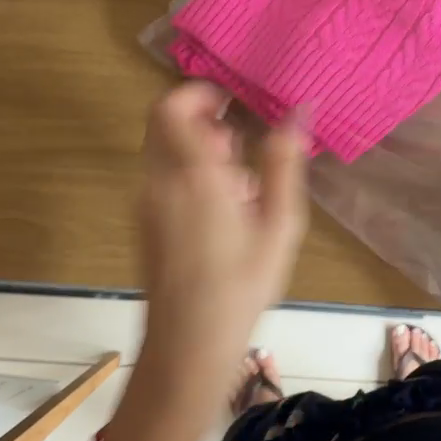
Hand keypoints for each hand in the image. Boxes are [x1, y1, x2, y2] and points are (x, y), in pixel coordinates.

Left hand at [135, 82, 309, 388]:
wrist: (187, 346)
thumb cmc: (241, 286)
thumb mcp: (280, 225)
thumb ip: (284, 164)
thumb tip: (297, 114)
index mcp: (194, 175)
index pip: (172, 107)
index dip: (196, 93)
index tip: (228, 102)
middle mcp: (160, 181)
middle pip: (163, 124)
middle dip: (200, 122)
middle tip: (237, 144)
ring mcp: (146, 204)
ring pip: (162, 152)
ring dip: (195, 150)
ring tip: (239, 185)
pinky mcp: (143, 224)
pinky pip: (161, 179)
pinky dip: (186, 175)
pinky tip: (221, 214)